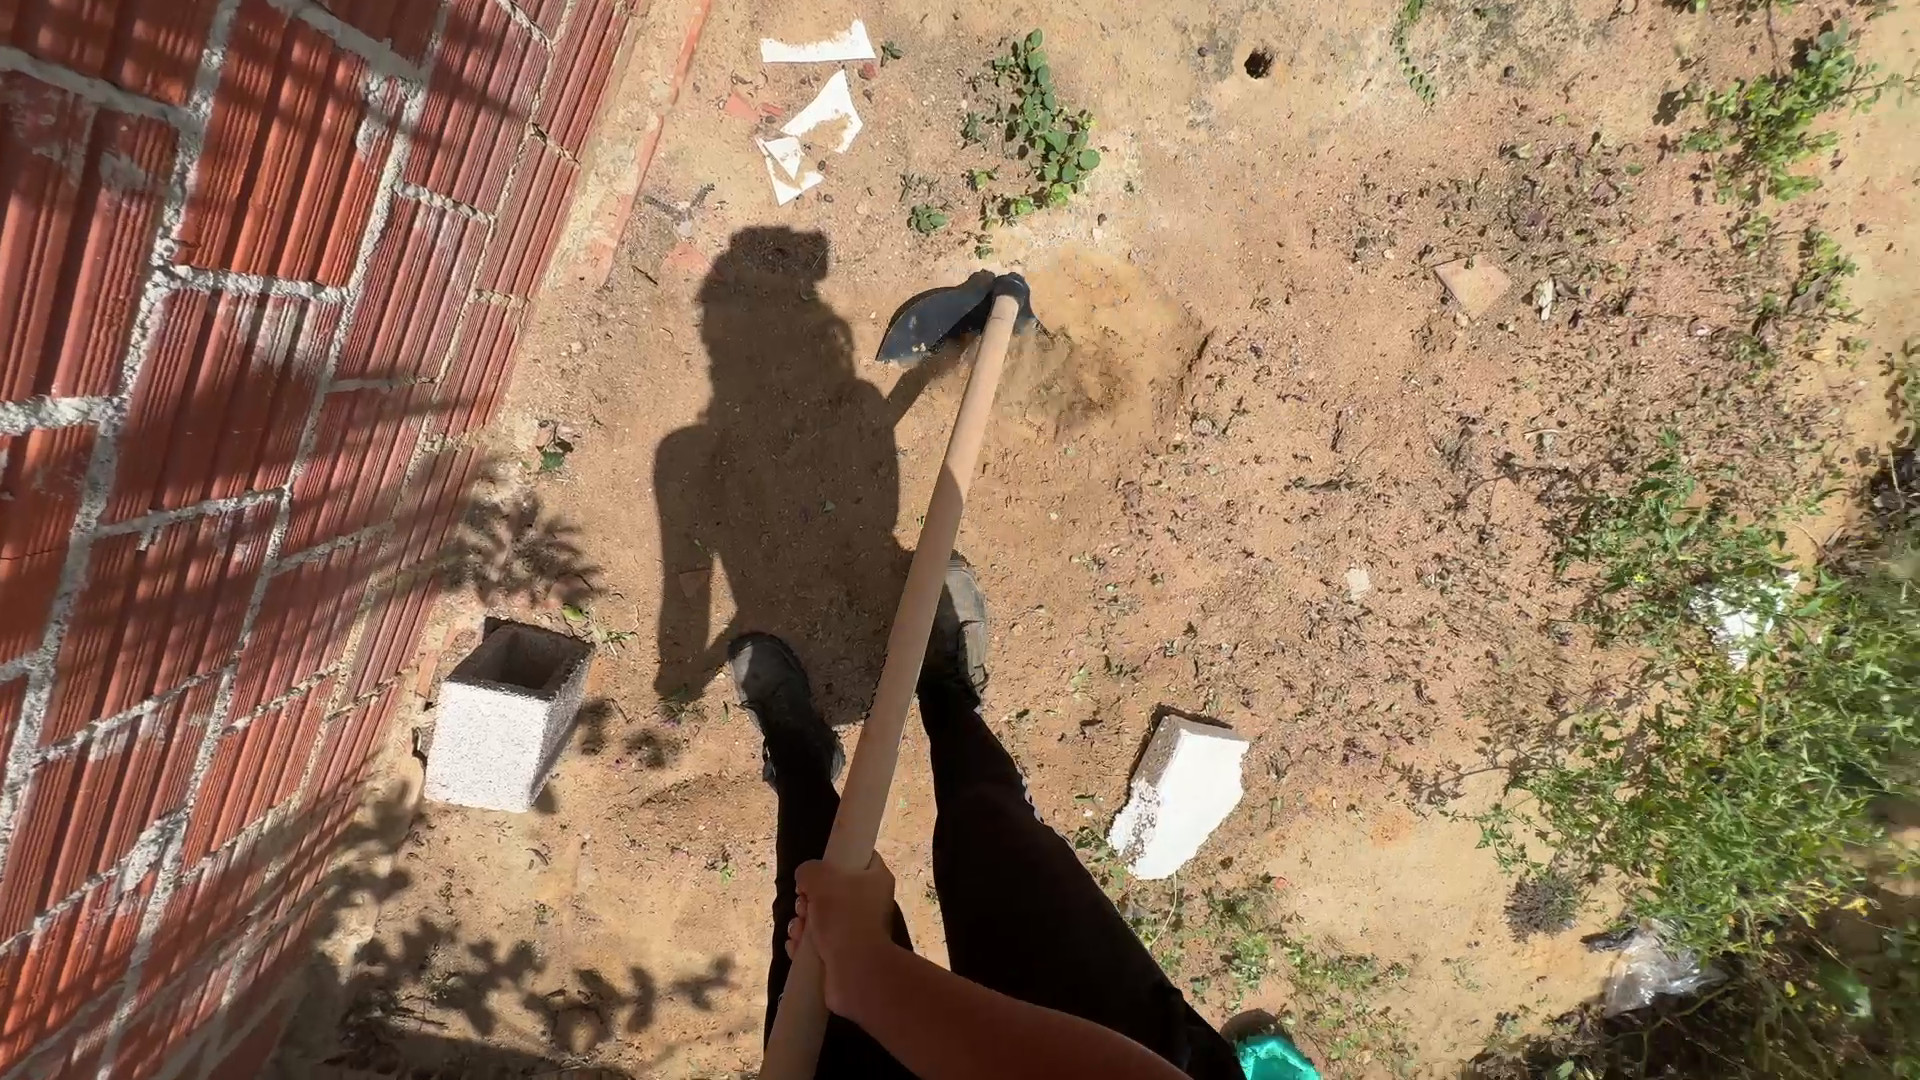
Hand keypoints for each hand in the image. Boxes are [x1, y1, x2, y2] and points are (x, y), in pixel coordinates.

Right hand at [787, 855, 896, 1014]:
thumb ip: (809, 871)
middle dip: (808, 899)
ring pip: (819, 918)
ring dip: (802, 923)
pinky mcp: (841, 955)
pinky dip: (803, 945)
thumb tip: (805, 880)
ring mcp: (855, 931)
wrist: (854, 971)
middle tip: (805, 906)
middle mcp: (869, 903)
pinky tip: (796, 947)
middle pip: (831, 890)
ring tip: (800, 931)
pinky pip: (815, 943)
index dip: (837, 860)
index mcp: (876, 879)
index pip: (860, 858)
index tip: (819, 868)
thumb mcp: (821, 879)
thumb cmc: (844, 916)